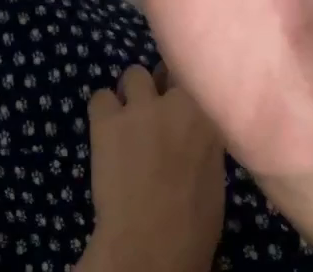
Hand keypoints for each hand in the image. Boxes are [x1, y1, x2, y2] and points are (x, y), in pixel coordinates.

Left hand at [77, 66, 224, 271]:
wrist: (151, 242)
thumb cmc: (192, 221)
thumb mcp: (213, 171)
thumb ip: (202, 138)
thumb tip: (191, 128)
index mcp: (208, 115)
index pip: (194, 75)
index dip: (183, 85)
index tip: (179, 99)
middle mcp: (175, 101)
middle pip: (163, 70)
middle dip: (159, 88)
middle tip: (154, 112)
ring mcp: (139, 106)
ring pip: (133, 73)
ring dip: (131, 94)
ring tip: (129, 119)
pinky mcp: (106, 118)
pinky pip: (100, 96)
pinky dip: (103, 110)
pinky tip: (105, 130)